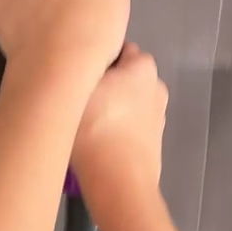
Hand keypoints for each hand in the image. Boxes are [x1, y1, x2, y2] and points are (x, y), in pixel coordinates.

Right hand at [73, 42, 167, 193]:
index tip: (76, 74)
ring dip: (110, 108)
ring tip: (85, 124)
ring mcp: (158, 116)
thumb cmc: (96, 125)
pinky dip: (116, 129)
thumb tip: (73, 59)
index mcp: (144, 66)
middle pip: (123, 77)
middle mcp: (156, 86)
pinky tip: (97, 141)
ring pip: (126, 102)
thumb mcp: (78, 83)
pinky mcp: (152, 142)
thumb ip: (79, 65)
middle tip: (76, 98)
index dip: (95, 58)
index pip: (117, 48)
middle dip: (105, 84)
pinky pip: (129, 125)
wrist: (118, 181)